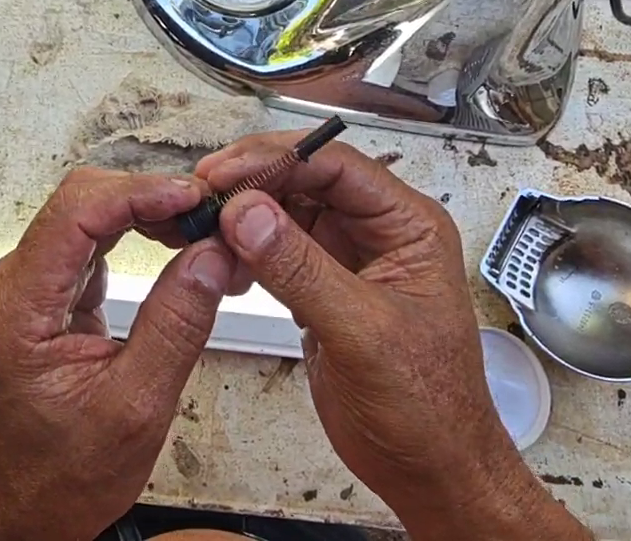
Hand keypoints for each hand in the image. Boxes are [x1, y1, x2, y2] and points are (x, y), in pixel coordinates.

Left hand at [0, 169, 233, 540]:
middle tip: (205, 210)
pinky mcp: (51, 288)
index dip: (138, 194)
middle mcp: (15, 285)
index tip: (190, 197)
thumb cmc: (65, 473)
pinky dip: (138, 229)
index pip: (74, 214)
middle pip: (81, 201)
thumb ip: (175, 325)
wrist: (31, 505)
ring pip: (90, 211)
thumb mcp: (135, 407)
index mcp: (18, 310)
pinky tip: (173, 238)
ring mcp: (31, 283)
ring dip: (146, 208)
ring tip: (198, 224)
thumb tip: (211, 256)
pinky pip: (94, 236)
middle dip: (147, 195)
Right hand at [197, 133, 589, 540]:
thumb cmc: (426, 408)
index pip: (335, 165)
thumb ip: (302, 269)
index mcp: (406, 224)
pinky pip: (277, 247)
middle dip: (252, 180)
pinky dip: (245, 247)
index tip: (223, 173)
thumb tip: (245, 211)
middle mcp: (377, 229)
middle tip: (202, 191)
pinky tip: (221, 254)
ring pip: (286, 210)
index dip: (275, 159)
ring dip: (244, 212)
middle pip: (306, 179)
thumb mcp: (363, 333)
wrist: (429, 471)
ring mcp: (347, 255)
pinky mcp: (322, 283)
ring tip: (201, 219)